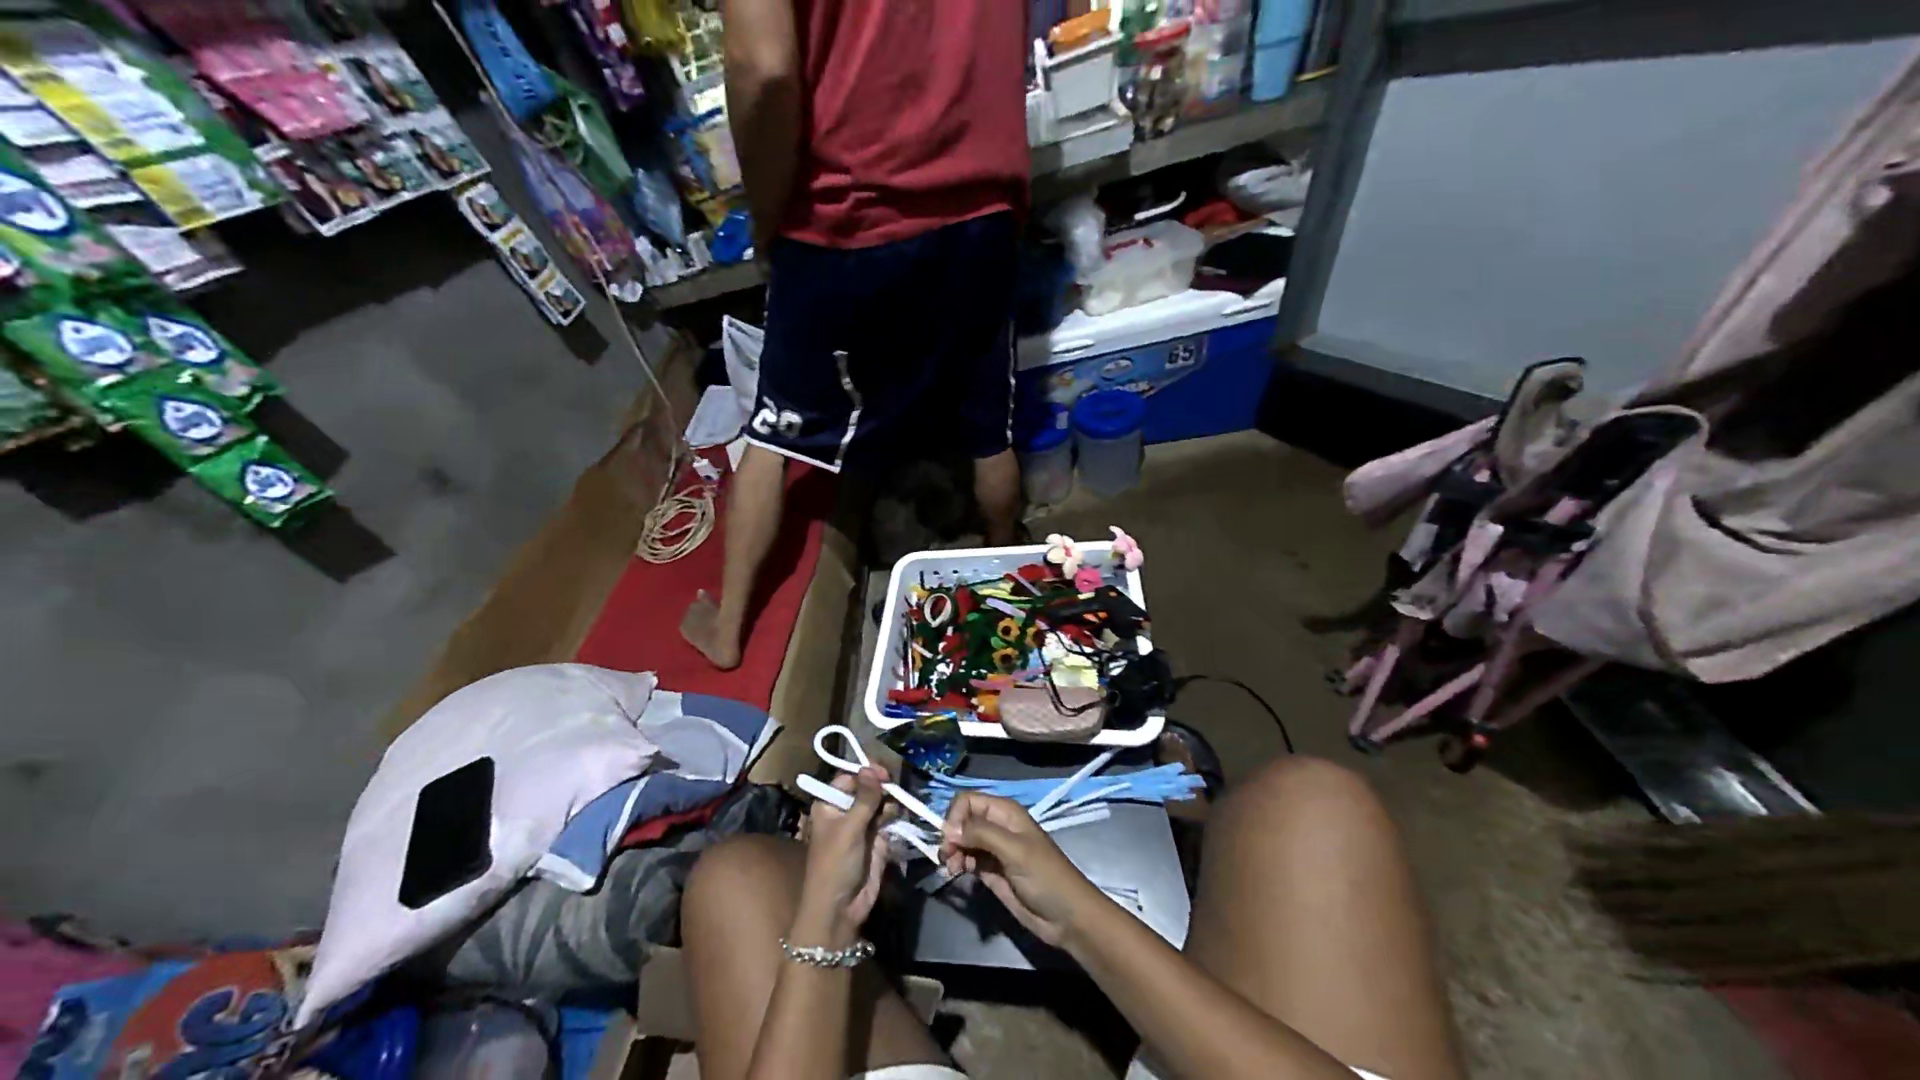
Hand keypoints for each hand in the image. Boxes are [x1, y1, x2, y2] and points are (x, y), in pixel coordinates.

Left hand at [797, 766, 892, 938]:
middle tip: (895, 789)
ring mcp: (862, 826)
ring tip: (898, 806)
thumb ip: (864, 798)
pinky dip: (895, 815)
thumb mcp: (848, 829)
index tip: (884, 773)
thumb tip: (870, 768)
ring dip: (890, 801)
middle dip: (882, 786)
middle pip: (867, 789)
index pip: (849, 778)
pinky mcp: (877, 839)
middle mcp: (845, 811)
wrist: (840, 908)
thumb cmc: (835, 864)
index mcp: (829, 805)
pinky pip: (888, 819)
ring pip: (880, 803)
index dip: (866, 773)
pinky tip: (900, 815)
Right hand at [940, 793, 1103, 946]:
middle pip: (962, 821)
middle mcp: (997, 826)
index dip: (955, 817)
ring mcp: (994, 849)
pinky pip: (967, 859)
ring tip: (954, 869)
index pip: (968, 801)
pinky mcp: (991, 871)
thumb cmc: (1045, 876)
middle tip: (949, 858)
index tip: (951, 840)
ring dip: (953, 852)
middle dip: (951, 837)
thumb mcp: (1014, 850)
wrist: (1066, 916)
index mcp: (1005, 812)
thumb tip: (949, 829)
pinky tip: (959, 874)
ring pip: (962, 841)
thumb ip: (981, 834)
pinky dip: (959, 864)